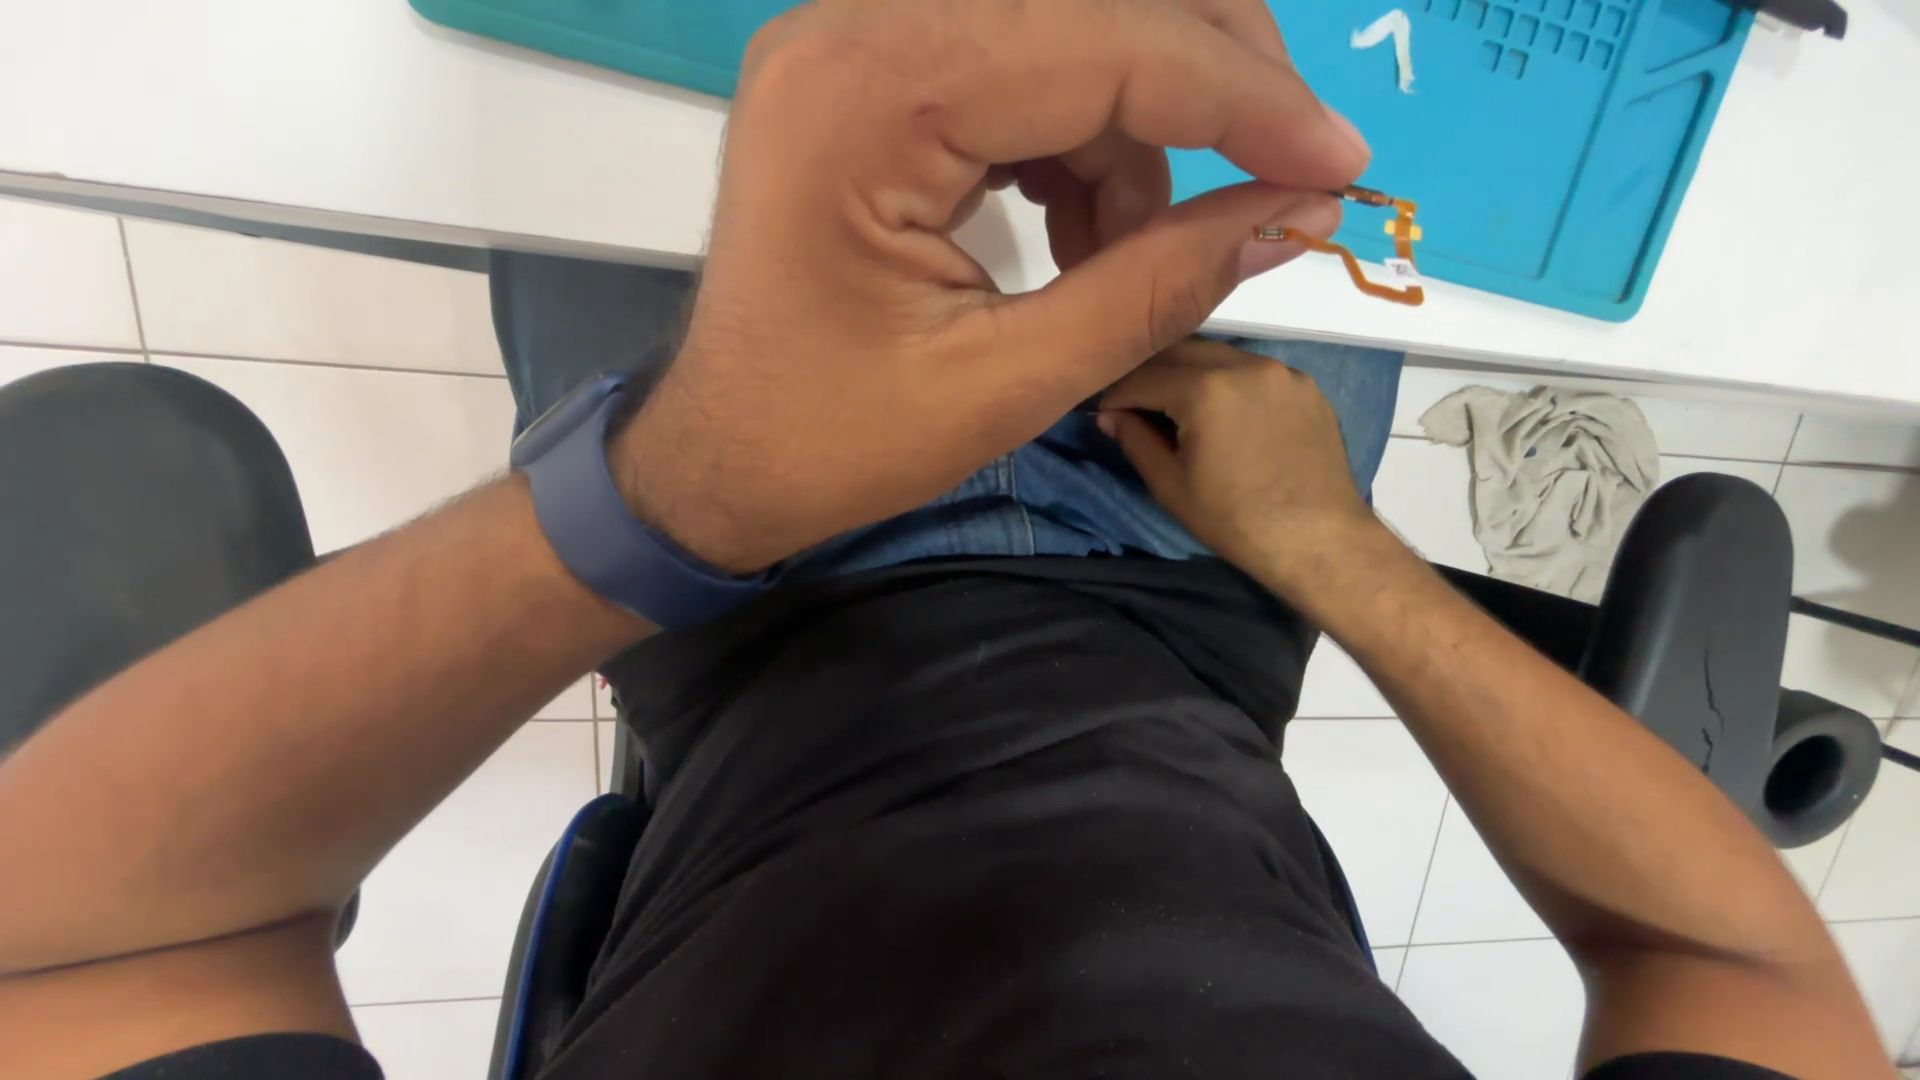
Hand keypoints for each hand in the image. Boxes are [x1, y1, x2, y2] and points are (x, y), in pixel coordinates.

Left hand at [615, 0, 1369, 573]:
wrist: (724, 461)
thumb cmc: (836, 445)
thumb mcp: (1006, 385)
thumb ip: (1155, 288)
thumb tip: (1295, 214)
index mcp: (869, 96)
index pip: (1107, 40)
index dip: (1246, 100)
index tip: (1339, 168)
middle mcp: (853, 30)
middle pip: (1090, 1)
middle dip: (1206, 89)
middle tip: (1271, 187)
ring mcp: (854, 49)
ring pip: (1063, 33)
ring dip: (1135, 136)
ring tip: (1127, 256)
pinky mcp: (868, 87)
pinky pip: (1016, 73)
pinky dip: (1078, 148)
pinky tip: (1079, 236)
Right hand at [1097, 338, 1383, 594]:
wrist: (1318, 538)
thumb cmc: (1233, 519)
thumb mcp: (1170, 485)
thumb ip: (1135, 440)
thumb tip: (1108, 415)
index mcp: (1205, 389)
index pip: (1144, 377)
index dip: (1115, 394)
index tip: (1101, 410)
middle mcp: (1244, 364)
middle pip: (1180, 350)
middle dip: (1149, 371)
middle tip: (1130, 400)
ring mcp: (1280, 371)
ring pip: (1219, 355)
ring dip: (1187, 371)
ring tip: (1172, 402)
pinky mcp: (1305, 386)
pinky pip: (1253, 371)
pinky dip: (1226, 381)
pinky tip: (1220, 411)